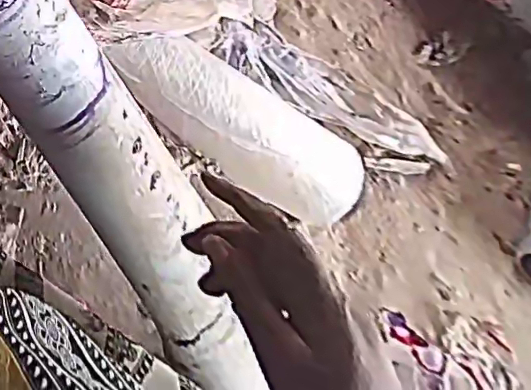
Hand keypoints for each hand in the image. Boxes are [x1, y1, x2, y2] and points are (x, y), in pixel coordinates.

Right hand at [185, 174, 397, 389]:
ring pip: (279, 268)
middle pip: (273, 246)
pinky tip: (241, 301)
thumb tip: (216, 245)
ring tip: (209, 283)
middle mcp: (335, 298)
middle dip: (226, 237)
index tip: (208, 179)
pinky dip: (257, 286)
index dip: (240, 198)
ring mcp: (339, 315)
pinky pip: (290, 290)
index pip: (277, 228)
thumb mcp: (277, 350)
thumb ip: (246, 292)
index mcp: (322, 296)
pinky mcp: (338, 333)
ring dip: (239, 264)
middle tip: (191, 246)